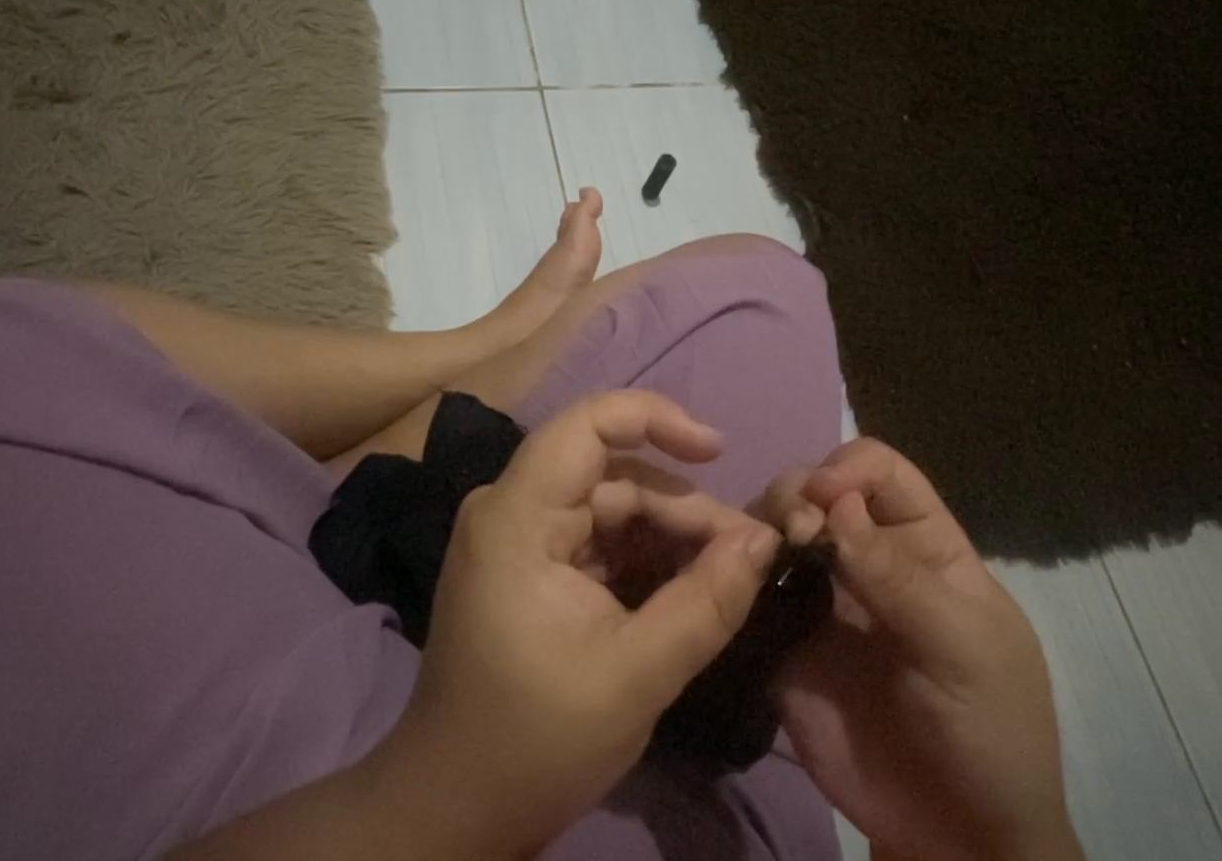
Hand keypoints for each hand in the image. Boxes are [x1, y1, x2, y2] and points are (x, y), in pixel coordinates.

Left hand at [376, 390, 782, 856]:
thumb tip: (764, 539)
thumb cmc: (537, 738)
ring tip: (727, 575)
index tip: (719, 452)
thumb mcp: (638, 672)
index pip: (586, 425)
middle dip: (681, 507)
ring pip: (609, 508)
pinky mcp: (528, 569)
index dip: (656, 418)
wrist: (457, 801)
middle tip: (746, 554)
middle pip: (610, 475)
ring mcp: (516, 539)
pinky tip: (687, 589)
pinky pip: (596, 541)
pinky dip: (644, 559)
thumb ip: (708, 601)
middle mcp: (510, 510)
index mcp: (517, 517)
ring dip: (669, 535)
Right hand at [759, 439, 1080, 860]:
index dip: (849, 468)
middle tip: (792, 534)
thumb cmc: (986, 732)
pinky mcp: (782, 642)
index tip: (825, 499)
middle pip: (818, 491)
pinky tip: (729, 583)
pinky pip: (749, 592)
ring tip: (758, 558)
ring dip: (760, 527)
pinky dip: (733, 575)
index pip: (881, 472)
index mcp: (924, 547)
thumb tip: (837, 504)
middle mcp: (865, 560)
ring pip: (775, 531)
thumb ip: (899, 577)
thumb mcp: (963, 649)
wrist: (953, 836)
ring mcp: (820, 600)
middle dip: (797, 494)